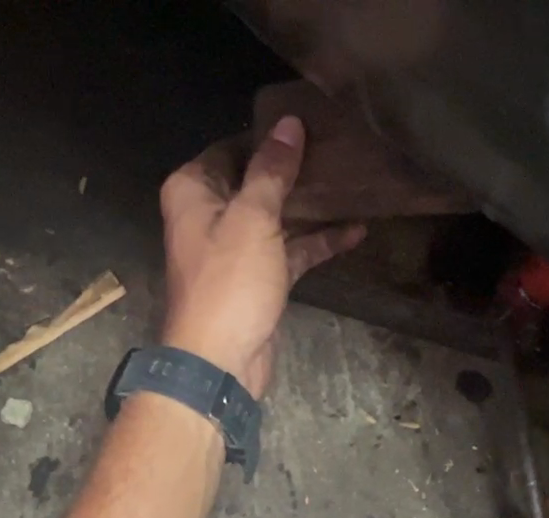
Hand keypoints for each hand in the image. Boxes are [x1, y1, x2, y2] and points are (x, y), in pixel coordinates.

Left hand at [158, 116, 365, 397]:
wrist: (220, 361)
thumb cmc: (229, 283)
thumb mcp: (253, 218)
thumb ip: (272, 170)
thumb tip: (290, 124)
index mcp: (194, 190)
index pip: (233, 148)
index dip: (270, 138)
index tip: (312, 126)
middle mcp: (210, 215)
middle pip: (258, 183)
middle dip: (296, 173)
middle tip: (339, 152)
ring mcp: (236, 250)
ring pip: (278, 219)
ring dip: (312, 209)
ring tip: (353, 187)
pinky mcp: (259, 280)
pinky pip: (290, 252)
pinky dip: (316, 244)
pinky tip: (354, 232)